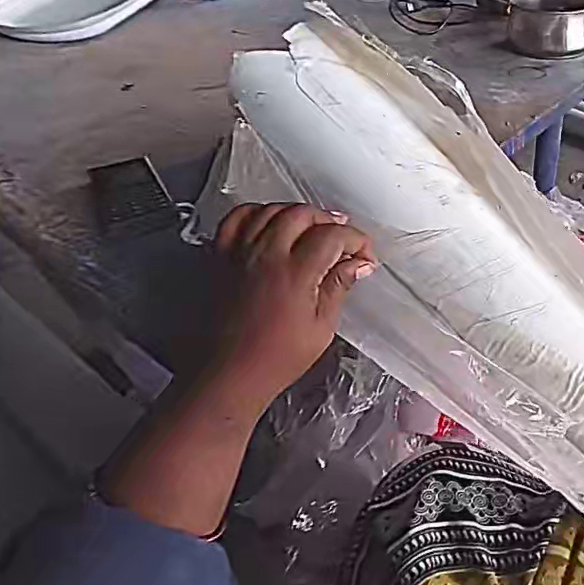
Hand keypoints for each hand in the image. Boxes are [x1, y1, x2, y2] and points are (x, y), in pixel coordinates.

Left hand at [210, 203, 376, 397]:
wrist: (227, 374)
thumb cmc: (274, 360)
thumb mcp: (320, 329)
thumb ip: (337, 288)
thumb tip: (356, 265)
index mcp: (295, 273)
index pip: (333, 235)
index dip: (356, 240)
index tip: (363, 254)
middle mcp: (266, 255)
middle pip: (303, 214)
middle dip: (329, 221)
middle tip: (342, 239)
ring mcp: (240, 252)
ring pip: (271, 209)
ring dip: (296, 213)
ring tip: (310, 227)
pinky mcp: (220, 256)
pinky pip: (237, 218)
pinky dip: (256, 213)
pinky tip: (269, 222)